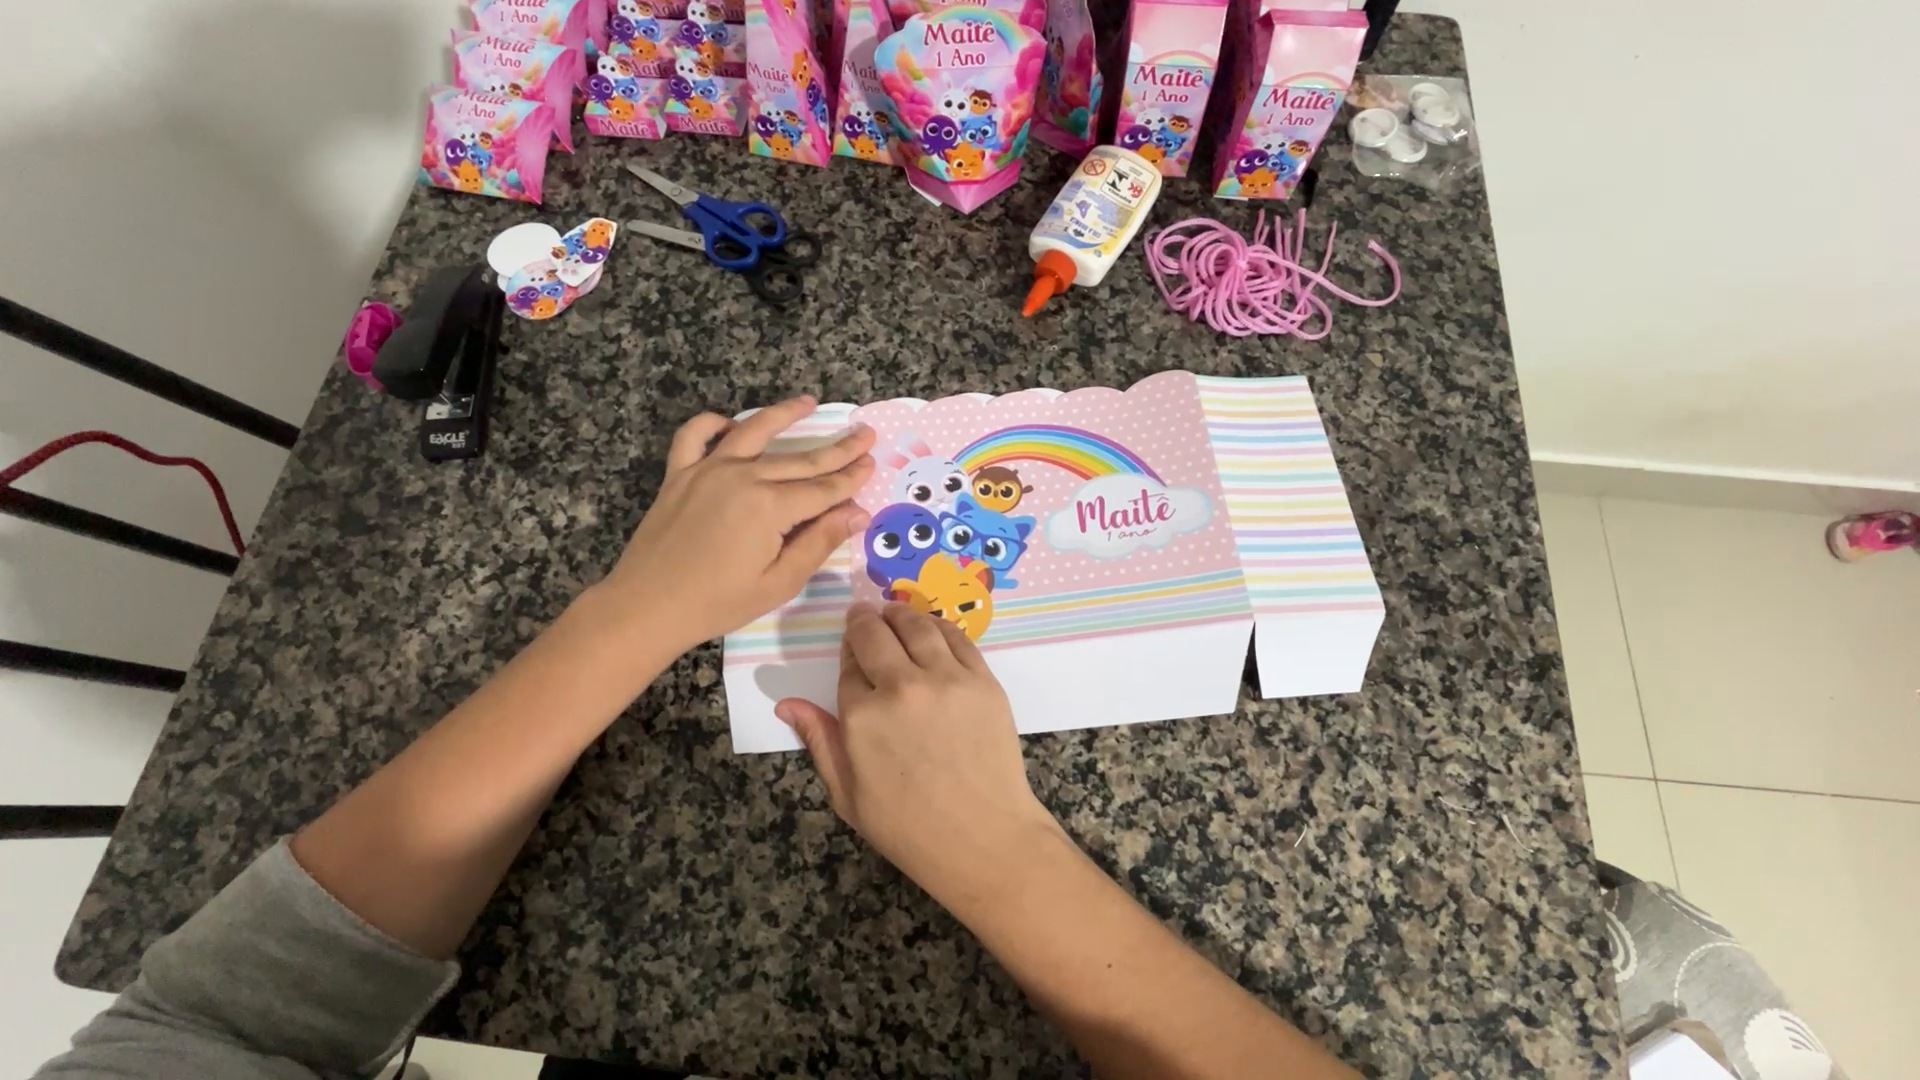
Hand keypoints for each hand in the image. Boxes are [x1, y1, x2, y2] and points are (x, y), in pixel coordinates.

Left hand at [597, 397, 875, 655]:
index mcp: (769, 507)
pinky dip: (712, 423)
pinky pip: (694, 435)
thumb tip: (856, 513)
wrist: (646, 606)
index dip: (851, 477)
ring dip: (783, 414)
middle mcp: (742, 477)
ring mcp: (707, 470)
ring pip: (753, 432)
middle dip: (837, 448)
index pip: (823, 489)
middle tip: (864, 433)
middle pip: (800, 460)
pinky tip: (730, 423)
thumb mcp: (779, 583)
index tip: (873, 461)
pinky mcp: (679, 474)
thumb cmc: (718, 603)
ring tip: (809, 402)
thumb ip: (819, 542)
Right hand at [776, 602, 1061, 907]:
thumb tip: (786, 703)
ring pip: (917, 627)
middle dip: (865, 620)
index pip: (848, 666)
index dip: (848, 655)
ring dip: (901, 614)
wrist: (983, 838)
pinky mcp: (983, 682)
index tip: (850, 650)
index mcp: (861, 717)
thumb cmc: (909, 827)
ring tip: (894, 612)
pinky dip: (940, 626)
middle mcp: (902, 688)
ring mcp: (947, 681)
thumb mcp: (849, 795)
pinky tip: (932, 627)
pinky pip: (958, 639)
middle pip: (876, 635)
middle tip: (863, 614)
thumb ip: (819, 741)